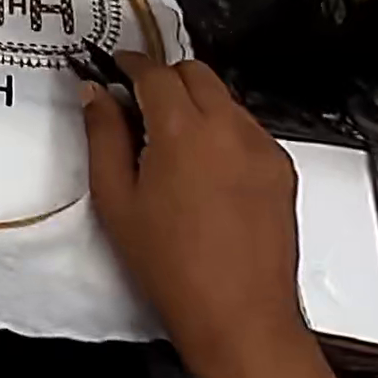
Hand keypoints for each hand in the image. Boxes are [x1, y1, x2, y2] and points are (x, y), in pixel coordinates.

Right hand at [80, 53, 303, 368]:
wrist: (238, 315)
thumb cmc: (165, 259)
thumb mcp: (115, 196)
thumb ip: (103, 134)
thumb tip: (95, 93)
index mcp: (183, 132)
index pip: (155, 73)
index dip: (130, 63)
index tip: (113, 65)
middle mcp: (231, 129)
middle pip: (196, 72)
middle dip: (163, 76)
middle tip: (134, 103)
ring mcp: (264, 148)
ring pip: (223, 96)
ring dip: (191, 100)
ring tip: (166, 139)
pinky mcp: (282, 169)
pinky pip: (245, 126)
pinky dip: (218, 126)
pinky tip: (200, 164)